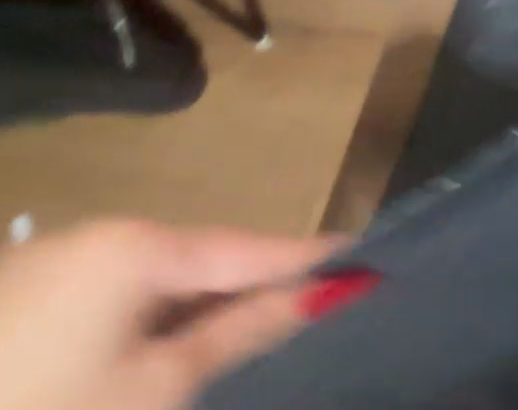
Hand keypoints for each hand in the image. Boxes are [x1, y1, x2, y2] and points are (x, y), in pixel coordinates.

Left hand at [0, 220, 343, 409]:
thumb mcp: (157, 387)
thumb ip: (248, 327)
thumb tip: (333, 289)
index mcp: (134, 245)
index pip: (254, 248)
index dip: (314, 262)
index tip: (371, 264)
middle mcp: (86, 239)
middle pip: (199, 260)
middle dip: (246, 291)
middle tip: (305, 314)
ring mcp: (34, 269)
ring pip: (148, 283)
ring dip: (191, 312)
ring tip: (230, 343)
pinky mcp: (4, 303)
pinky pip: (98, 300)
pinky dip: (137, 324)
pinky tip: (149, 357)